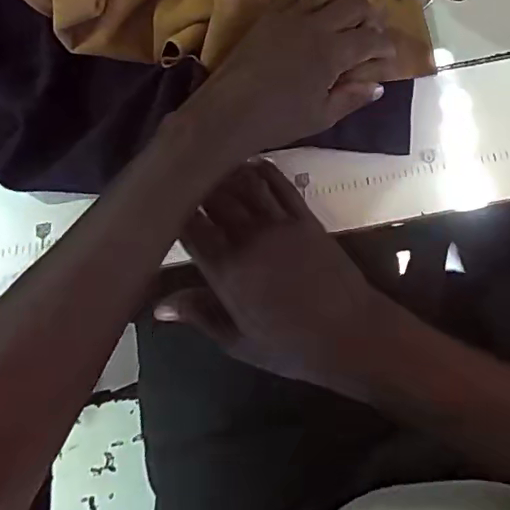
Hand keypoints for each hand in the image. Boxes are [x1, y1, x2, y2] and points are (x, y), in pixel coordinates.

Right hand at [154, 162, 389, 394]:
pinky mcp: (305, 217)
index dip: (174, 211)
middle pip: (216, 200)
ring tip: (212, 165)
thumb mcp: (238, 342)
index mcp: (227, 272)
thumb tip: (159, 306)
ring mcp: (279, 224)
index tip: (162, 202)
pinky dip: (263, 170)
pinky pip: (280, 185)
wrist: (350, 334)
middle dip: (197, 185)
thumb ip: (199, 315)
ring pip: (245, 185)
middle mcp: (249, 240)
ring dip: (227, 172)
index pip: (192, 230)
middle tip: (184, 175)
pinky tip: (251, 162)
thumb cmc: (291, 346)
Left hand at [181, 0, 396, 156]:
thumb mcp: (322, 116)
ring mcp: (290, 16)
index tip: (388, 55)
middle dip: (369, 17)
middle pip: (354, 4)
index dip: (386, 46)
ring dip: (339, 4)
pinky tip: (310, 19)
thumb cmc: (278, 120)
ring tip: (340, 22)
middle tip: (369, 35)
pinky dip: (310, 2)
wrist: (227, 112)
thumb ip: (352, 98)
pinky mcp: (269, 15)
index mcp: (333, 52)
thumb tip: (377, 85)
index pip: (372, 39)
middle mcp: (315, 26)